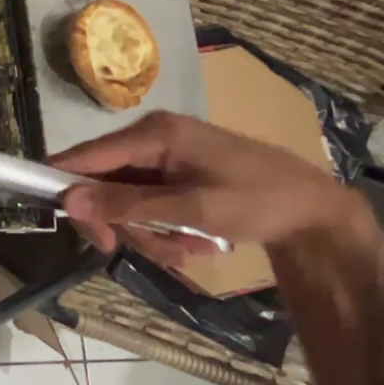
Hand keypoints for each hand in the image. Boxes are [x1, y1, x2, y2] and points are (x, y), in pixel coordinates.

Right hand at [51, 111, 365, 265]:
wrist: (317, 212)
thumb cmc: (258, 202)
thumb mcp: (193, 209)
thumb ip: (128, 204)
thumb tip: (68, 200)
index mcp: (154, 133)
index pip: (86, 155)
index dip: (67, 185)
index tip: (75, 225)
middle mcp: (151, 137)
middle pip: (102, 181)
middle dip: (118, 221)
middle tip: (127, 251)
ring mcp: (163, 155)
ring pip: (123, 198)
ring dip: (145, 231)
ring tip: (183, 249)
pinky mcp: (175, 172)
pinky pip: (146, 202)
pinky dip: (161, 227)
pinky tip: (192, 241)